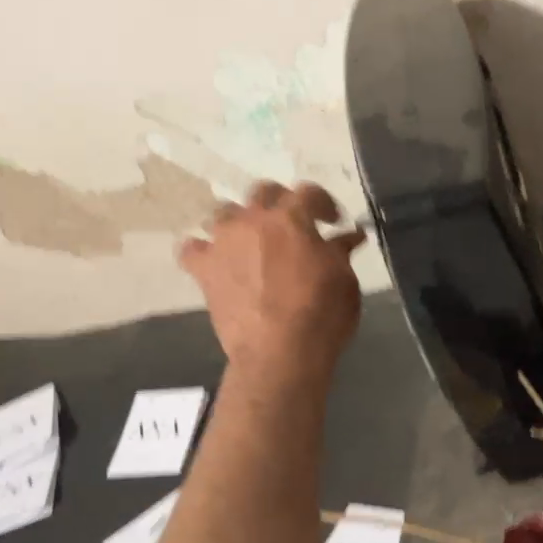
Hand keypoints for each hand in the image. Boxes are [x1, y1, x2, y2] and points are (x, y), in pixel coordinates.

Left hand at [180, 181, 364, 383]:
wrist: (280, 351)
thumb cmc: (323, 314)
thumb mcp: (345, 281)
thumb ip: (340, 252)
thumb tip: (348, 235)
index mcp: (293, 220)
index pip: (308, 192)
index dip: (324, 203)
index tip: (334, 222)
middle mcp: (253, 221)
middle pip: (263, 192)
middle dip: (282, 202)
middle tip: (296, 226)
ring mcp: (222, 242)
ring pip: (225, 212)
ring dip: (242, 222)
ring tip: (255, 242)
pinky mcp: (203, 268)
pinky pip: (193, 247)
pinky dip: (206, 250)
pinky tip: (219, 261)